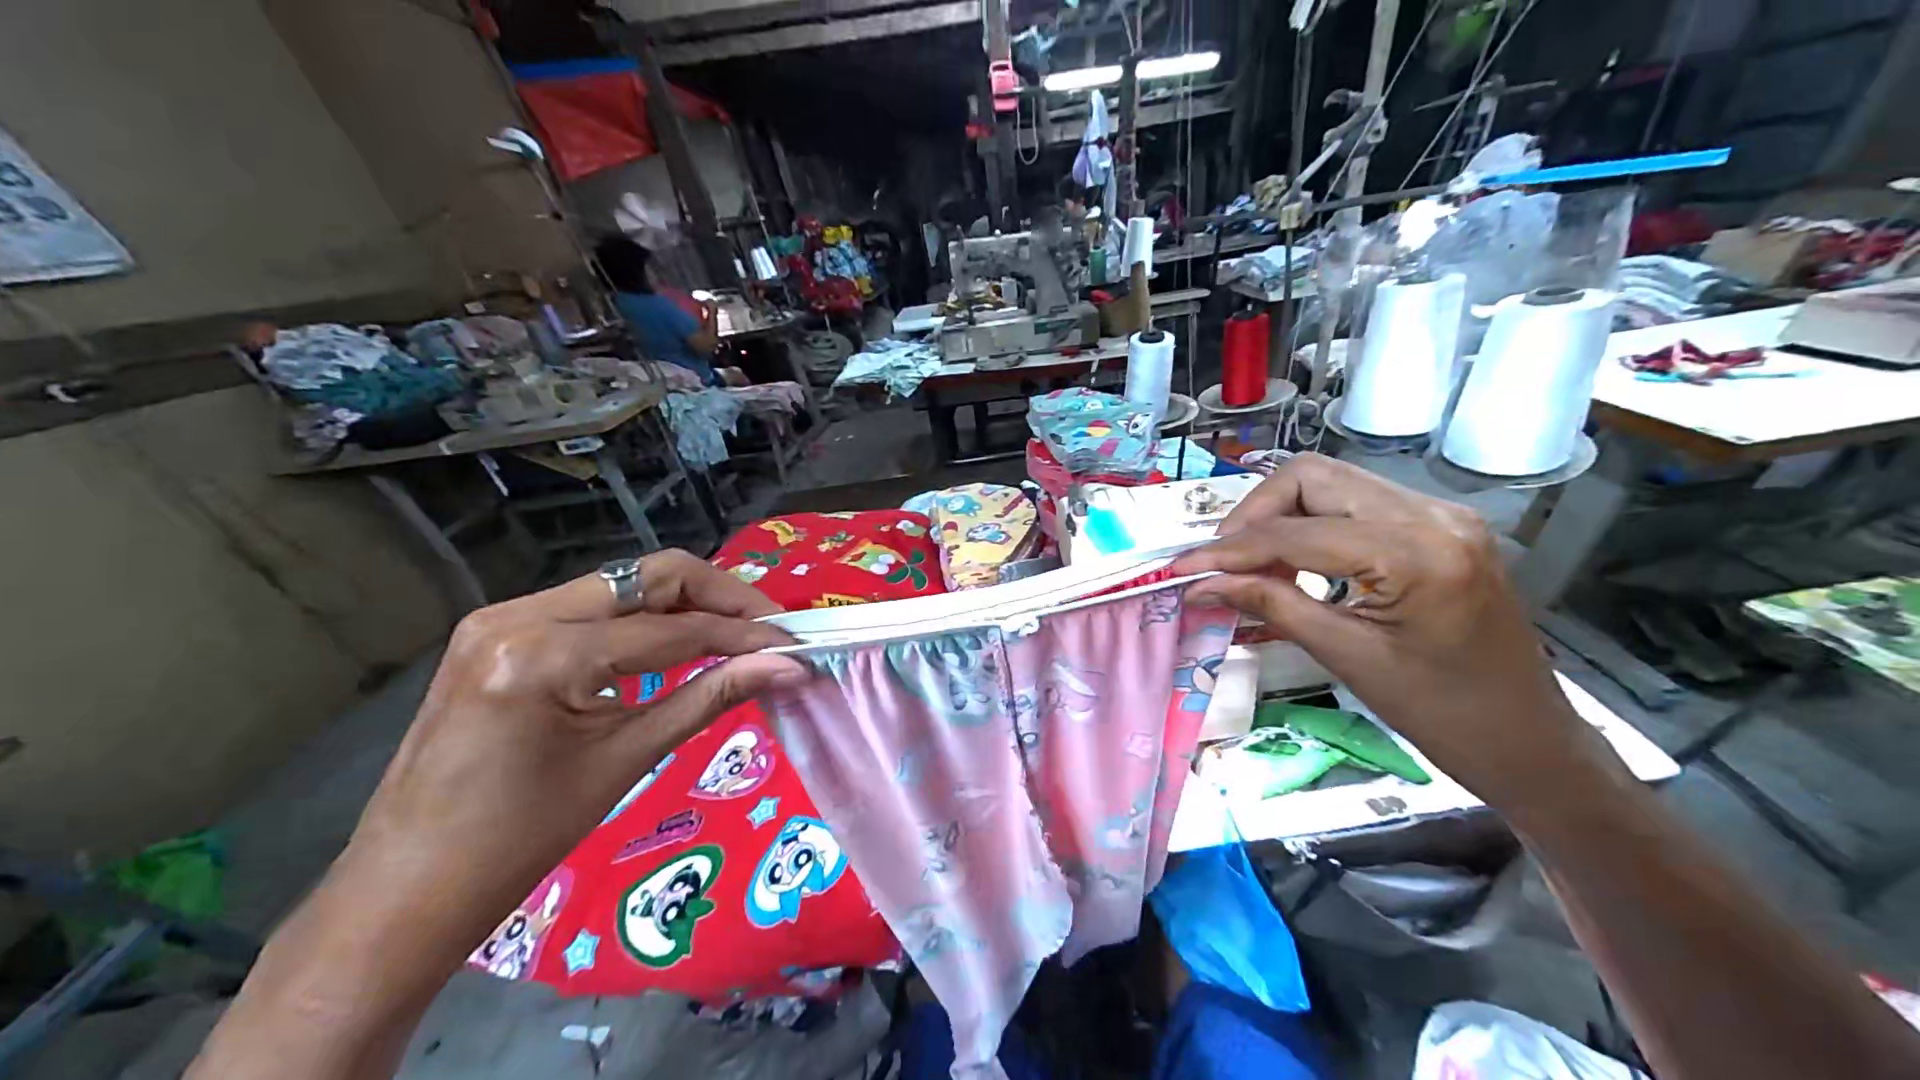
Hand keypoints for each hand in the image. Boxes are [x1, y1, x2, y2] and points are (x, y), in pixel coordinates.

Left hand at [189, 552, 804, 1079]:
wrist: (408, 886)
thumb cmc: (523, 838)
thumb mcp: (626, 760)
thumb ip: (712, 698)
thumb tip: (788, 667)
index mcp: (543, 654)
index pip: (672, 628)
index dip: (742, 635)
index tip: (793, 643)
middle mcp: (517, 614)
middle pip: (647, 576)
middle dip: (719, 595)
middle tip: (769, 625)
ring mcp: (500, 615)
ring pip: (621, 584)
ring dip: (683, 603)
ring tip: (735, 632)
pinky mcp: (497, 629)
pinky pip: (591, 607)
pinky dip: (642, 619)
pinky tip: (674, 641)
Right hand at [1173, 454, 1611, 811]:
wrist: (1529, 740)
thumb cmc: (1442, 713)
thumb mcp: (1346, 658)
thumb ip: (1270, 606)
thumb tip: (1201, 584)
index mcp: (1418, 553)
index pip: (1296, 531)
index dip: (1229, 549)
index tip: (1182, 568)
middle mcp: (1433, 514)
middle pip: (1311, 477)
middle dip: (1253, 515)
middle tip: (1222, 563)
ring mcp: (1440, 514)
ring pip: (1330, 482)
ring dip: (1279, 517)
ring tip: (1252, 565)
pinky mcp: (1438, 525)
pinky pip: (1354, 503)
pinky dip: (1311, 525)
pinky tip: (1294, 563)